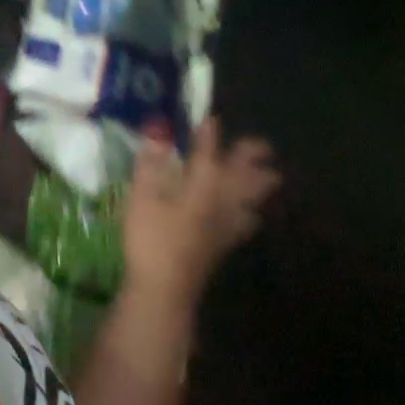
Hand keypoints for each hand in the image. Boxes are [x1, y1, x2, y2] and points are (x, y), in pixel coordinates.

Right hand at [122, 117, 279, 304]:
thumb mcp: (142, 194)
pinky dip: (251, 207)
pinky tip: (248, 211)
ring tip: (263, 173)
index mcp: (203, 185)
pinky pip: (249, 218)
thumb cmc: (151, 236)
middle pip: (247, 174)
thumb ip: (151, 161)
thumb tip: (157, 128)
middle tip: (256, 145)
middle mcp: (224, 201)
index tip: (210, 117)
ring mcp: (229, 224)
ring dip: (259, 182)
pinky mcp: (227, 242)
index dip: (209, 133)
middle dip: (252, 157)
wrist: (165, 287)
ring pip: (255, 198)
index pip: (209, 151)